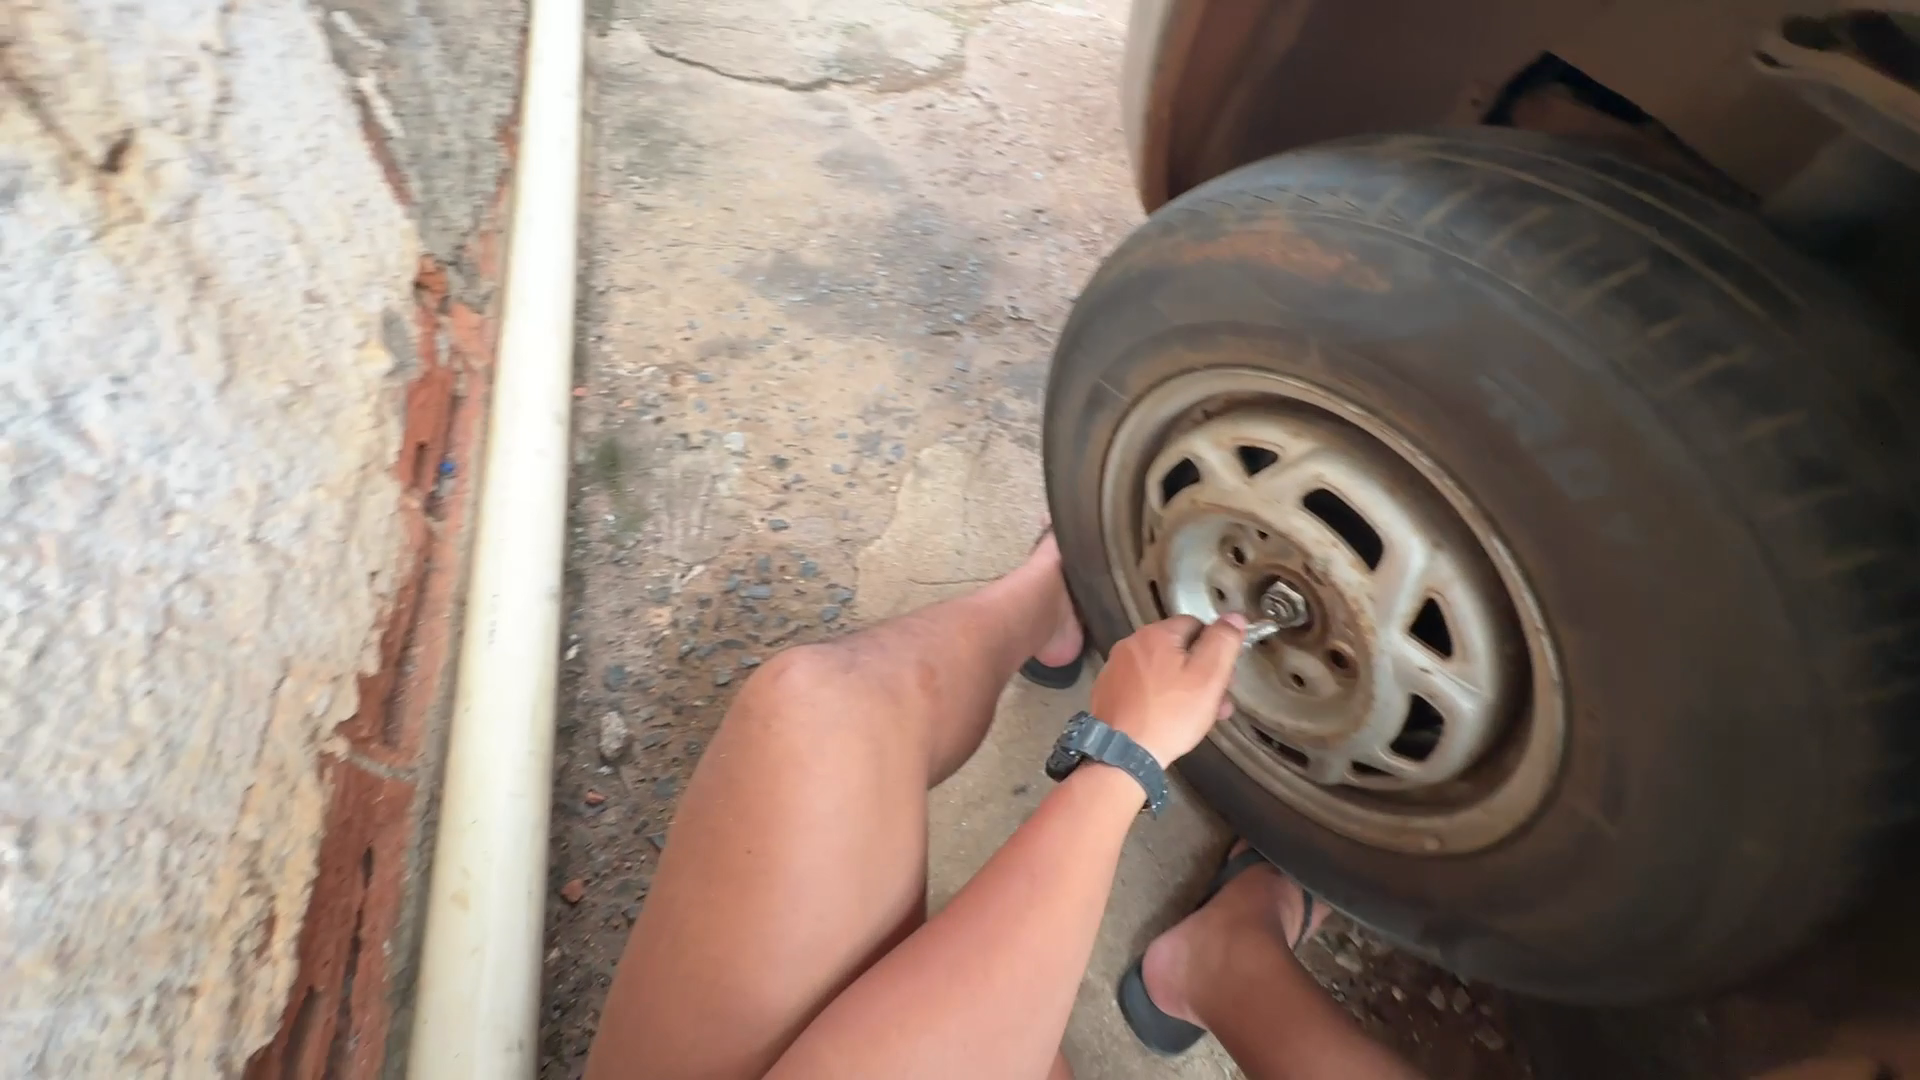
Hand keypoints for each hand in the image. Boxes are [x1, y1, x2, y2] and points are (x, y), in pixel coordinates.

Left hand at [1089, 614, 1246, 766]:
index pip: (1195, 624)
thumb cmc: (1170, 714)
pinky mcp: (1109, 690)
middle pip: (1177, 648)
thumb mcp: (1208, 676)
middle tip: (1218, 699)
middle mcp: (1131, 644)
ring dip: (1184, 686)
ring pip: (1161, 670)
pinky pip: (1143, 686)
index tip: (1225, 672)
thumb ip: (1223, 643)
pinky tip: (1170, 719)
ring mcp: (1116, 668)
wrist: (1123, 752)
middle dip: (1201, 671)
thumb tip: (1234, 617)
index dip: (1214, 646)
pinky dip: (1159, 696)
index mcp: (1154, 634)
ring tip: (1202, 715)